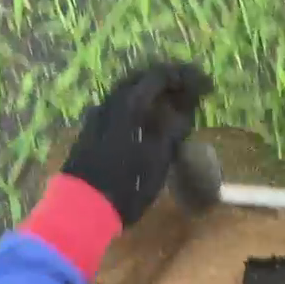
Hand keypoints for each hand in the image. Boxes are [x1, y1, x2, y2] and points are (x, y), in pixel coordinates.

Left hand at [63, 63, 212, 224]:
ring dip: (152, 92)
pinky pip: (119, 105)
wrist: (80, 208)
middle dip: (168, 80)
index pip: (160, 75)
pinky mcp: (91, 127)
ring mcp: (98, 113)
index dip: (184, 76)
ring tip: (172, 105)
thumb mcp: (158, 159)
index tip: (204, 85)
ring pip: (129, 91)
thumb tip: (184, 113)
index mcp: (130, 103)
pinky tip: (147, 120)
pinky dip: (138, 105)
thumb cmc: (126, 184)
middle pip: (142, 78)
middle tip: (189, 90)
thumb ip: (173, 130)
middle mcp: (112, 100)